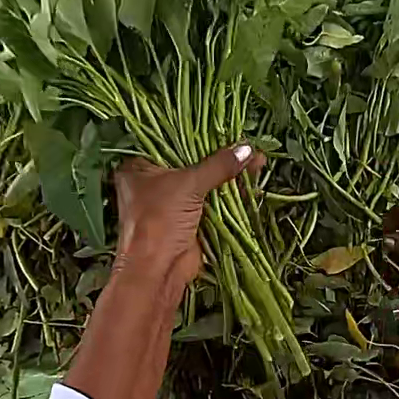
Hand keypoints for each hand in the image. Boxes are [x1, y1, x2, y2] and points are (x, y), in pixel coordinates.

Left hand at [113, 144, 262, 289]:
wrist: (158, 270)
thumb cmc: (158, 222)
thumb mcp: (187, 185)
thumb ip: (217, 166)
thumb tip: (245, 149)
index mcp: (141, 167)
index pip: (172, 141)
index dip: (200, 134)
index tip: (226, 127)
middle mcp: (155, 182)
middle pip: (194, 162)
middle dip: (222, 155)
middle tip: (248, 146)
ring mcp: (174, 202)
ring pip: (207, 182)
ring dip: (231, 174)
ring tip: (257, 161)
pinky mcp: (191, 219)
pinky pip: (215, 201)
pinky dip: (232, 194)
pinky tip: (252, 182)